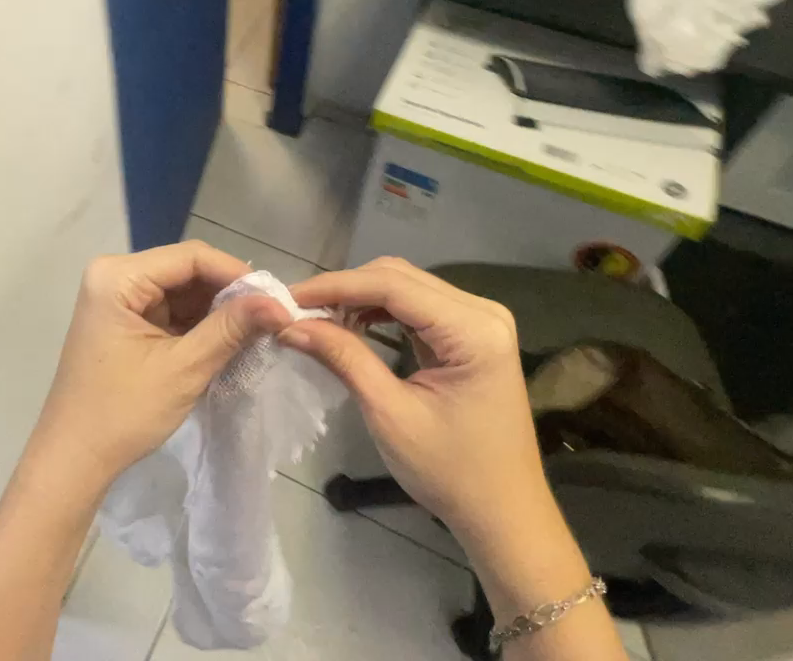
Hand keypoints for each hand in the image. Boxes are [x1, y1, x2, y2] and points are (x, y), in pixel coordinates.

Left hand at [27, 242, 293, 488]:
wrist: (74, 459)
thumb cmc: (122, 412)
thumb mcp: (183, 368)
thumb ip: (230, 329)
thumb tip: (280, 304)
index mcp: (117, 276)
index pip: (190, 257)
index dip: (236, 274)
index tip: (275, 299)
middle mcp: (114, 275)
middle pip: (186, 270)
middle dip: (228, 292)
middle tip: (271, 315)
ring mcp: (119, 298)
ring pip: (182, 290)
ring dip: (217, 309)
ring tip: (257, 328)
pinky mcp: (126, 320)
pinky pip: (171, 309)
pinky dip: (199, 323)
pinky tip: (229, 338)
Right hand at [277, 258, 545, 544]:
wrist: (503, 515)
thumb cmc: (452, 472)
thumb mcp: (390, 414)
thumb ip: (344, 358)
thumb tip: (290, 325)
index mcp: (473, 330)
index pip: (393, 286)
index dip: (337, 286)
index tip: (288, 297)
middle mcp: (482, 312)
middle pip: (400, 277)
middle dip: (345, 288)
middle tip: (298, 310)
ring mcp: (479, 320)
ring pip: (405, 285)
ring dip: (359, 296)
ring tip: (317, 317)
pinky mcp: (469, 333)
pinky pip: (416, 306)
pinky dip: (379, 309)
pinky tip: (350, 324)